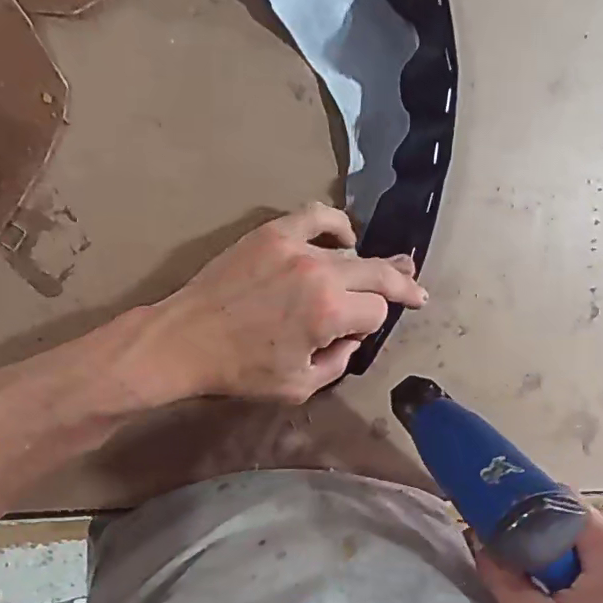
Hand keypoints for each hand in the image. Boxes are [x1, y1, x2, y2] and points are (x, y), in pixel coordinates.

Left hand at [139, 204, 426, 403]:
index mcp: (329, 313)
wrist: (185, 340)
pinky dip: (336, 225)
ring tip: (389, 265)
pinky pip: (316, 216)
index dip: (371, 327)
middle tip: (416, 291)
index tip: (356, 335)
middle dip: (401, 285)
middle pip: (379, 273)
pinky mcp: (271, 233)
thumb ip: (337, 362)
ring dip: (373, 260)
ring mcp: (295, 247)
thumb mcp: (299, 387)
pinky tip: (344, 236)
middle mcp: (320, 273)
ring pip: (353, 248)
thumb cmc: (240, 371)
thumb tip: (350, 337)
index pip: (376, 312)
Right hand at [473, 512, 602, 602]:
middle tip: (536, 574)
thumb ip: (501, 579)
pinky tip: (583, 594)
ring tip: (559, 588)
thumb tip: (479, 542)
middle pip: (580, 517)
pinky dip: (591, 561)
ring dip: (571, 551)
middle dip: (551, 539)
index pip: (565, 502)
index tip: (509, 529)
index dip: (532, 512)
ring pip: (595, 532)